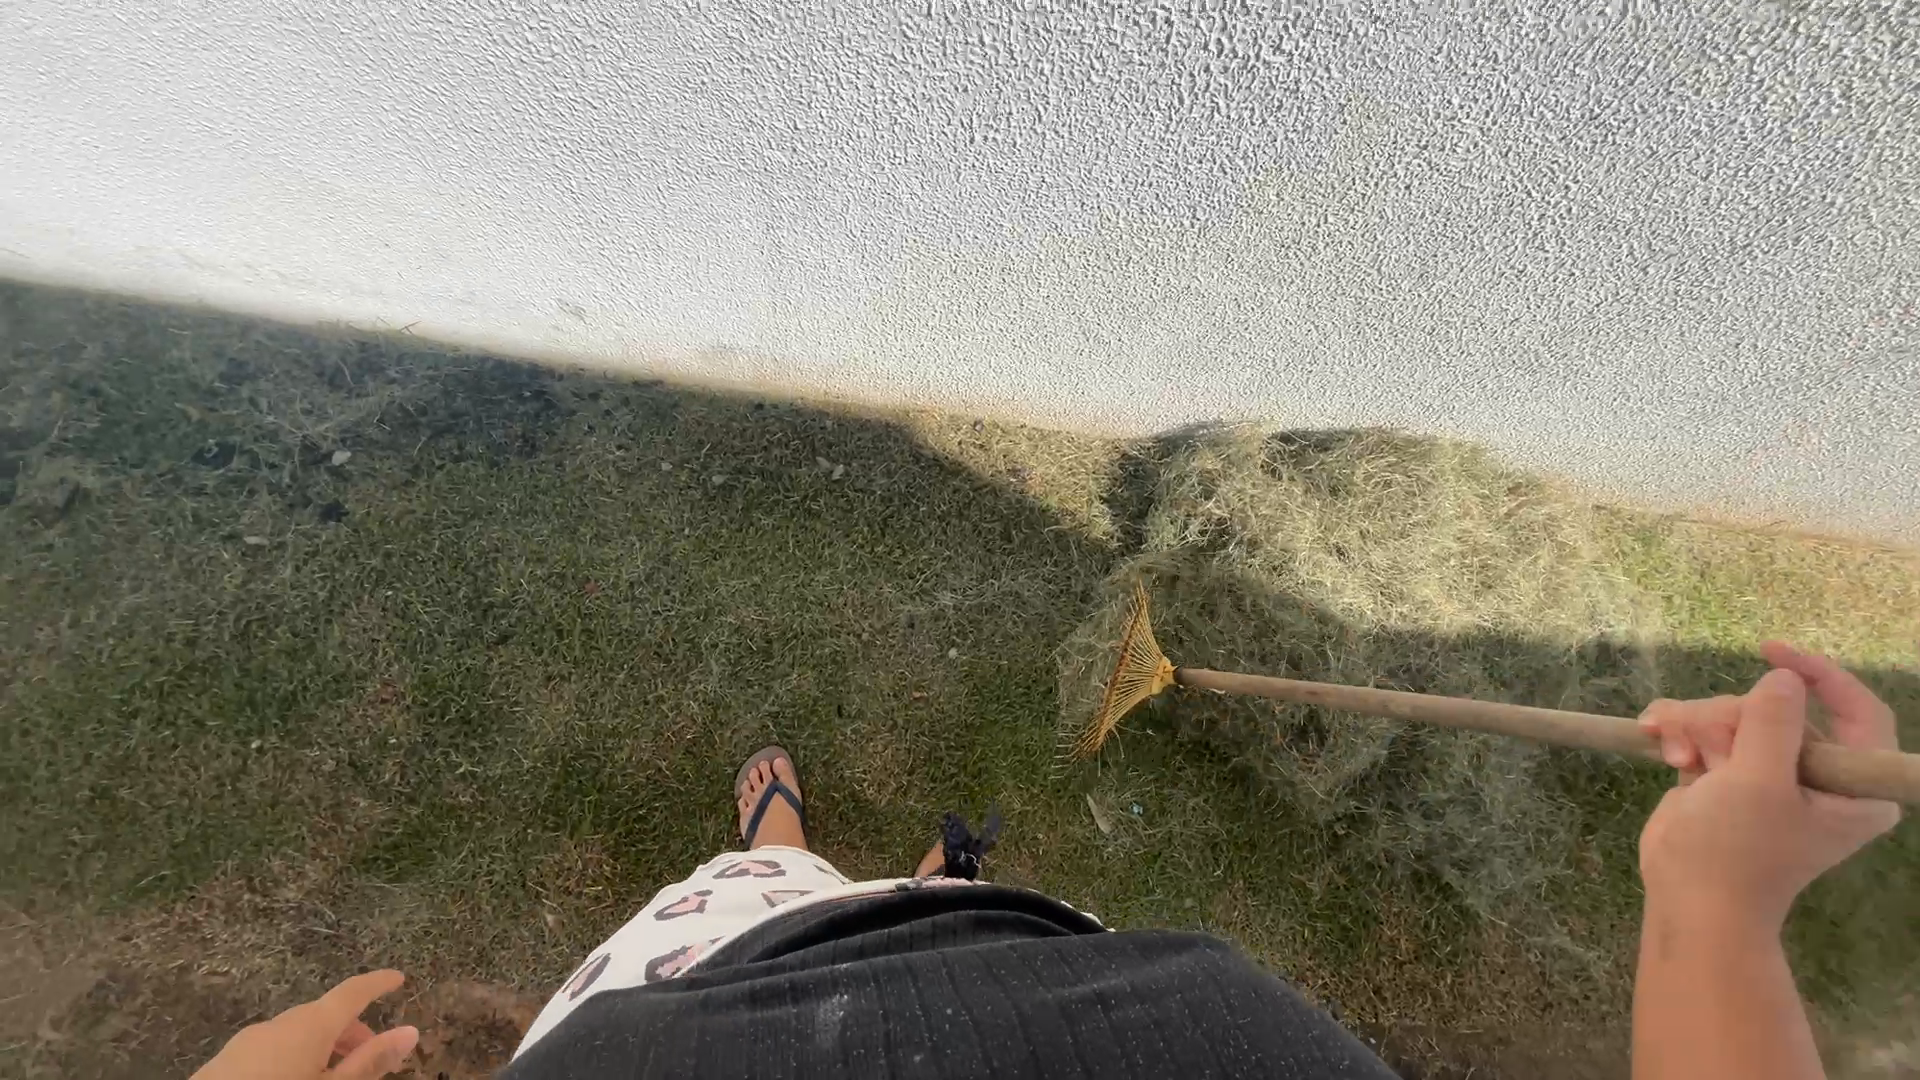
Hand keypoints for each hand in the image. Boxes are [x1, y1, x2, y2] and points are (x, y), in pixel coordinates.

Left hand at [192, 970, 417, 1079]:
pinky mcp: (215, 1068)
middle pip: (323, 1014)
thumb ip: (369, 1061)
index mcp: (311, 1023)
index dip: (379, 982)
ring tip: (327, 1074)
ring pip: (292, 1034)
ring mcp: (241, 1045)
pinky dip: (287, 1059)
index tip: (399, 979)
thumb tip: (411, 1031)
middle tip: (366, 1054)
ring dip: (317, 1047)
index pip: (354, 990)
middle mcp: (278, 1024)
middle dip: (349, 1030)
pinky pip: (265, 1052)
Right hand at [1636, 642, 1901, 932]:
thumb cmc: (1739, 848)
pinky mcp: (1717, 773)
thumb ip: (1773, 726)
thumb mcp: (1758, 783)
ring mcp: (1760, 773)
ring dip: (1690, 727)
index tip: (1768, 649)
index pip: (1855, 712)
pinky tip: (1655, 743)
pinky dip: (1672, 730)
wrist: (1689, 891)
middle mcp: (1810, 774)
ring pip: (1724, 716)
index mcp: (1850, 784)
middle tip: (1701, 752)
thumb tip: (1782, 678)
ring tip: (1674, 757)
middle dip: (1722, 719)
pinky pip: (1695, 729)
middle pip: (1768, 710)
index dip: (1819, 675)